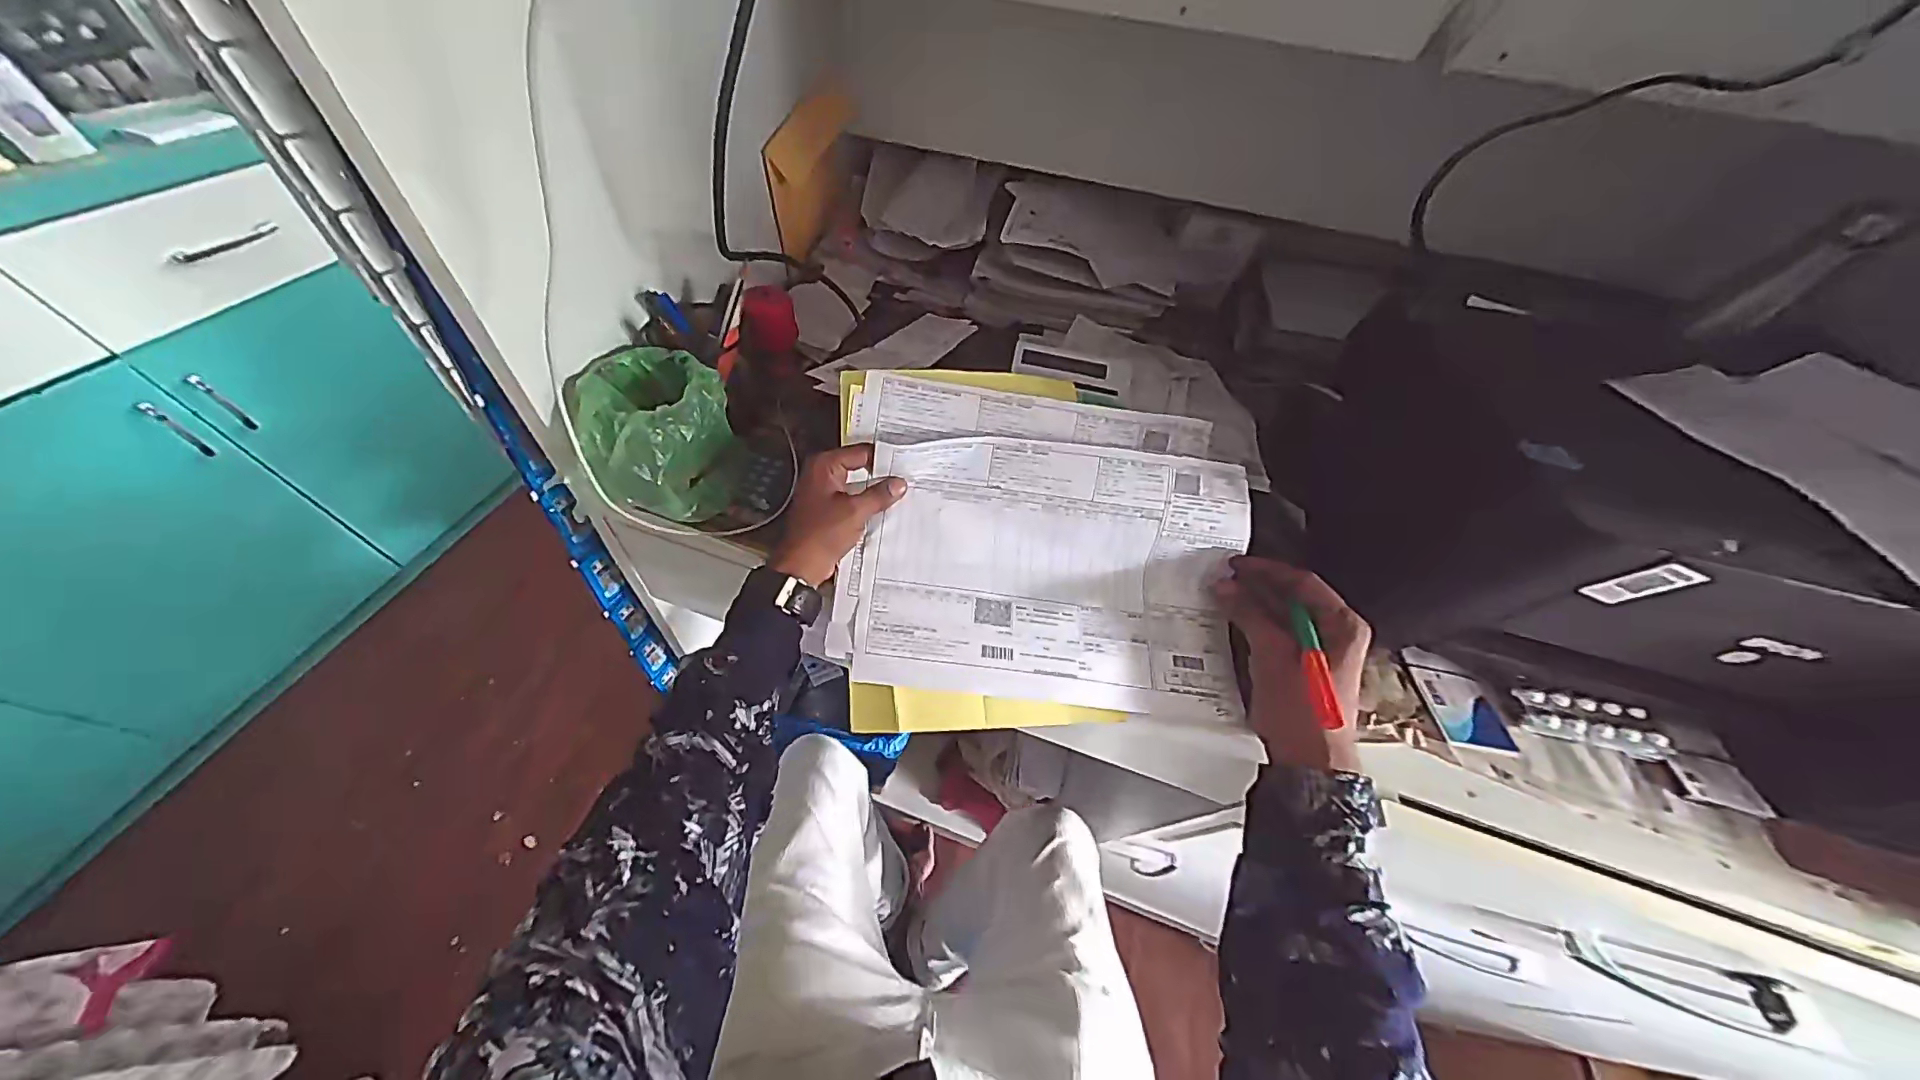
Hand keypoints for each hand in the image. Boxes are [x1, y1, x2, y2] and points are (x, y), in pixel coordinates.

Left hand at [768, 444, 907, 586]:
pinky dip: (864, 504)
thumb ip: (879, 495)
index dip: (883, 459)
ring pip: (856, 485)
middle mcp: (821, 475)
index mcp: (824, 466)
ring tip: (895, 496)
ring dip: (873, 492)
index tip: (902, 466)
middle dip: (879, 476)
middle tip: (902, 481)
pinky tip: (881, 510)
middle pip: (858, 467)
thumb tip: (897, 484)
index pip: (861, 452)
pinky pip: (851, 500)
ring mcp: (824, 493)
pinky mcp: (827, 510)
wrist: (802, 565)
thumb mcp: (855, 511)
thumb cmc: (818, 535)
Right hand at [1215, 556, 1371, 772]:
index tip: (1238, 565)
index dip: (1267, 570)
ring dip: (1254, 605)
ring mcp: (1320, 653)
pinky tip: (1235, 622)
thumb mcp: (1273, 655)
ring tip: (1224, 596)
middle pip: (1294, 598)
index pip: (1303, 582)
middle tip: (1226, 578)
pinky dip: (1256, 624)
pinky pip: (1278, 635)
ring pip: (1284, 616)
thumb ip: (1249, 615)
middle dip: (1258, 586)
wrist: (1310, 761)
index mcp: (1343, 626)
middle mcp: (1336, 635)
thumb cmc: (1305, 714)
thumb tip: (1227, 588)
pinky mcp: (1303, 668)